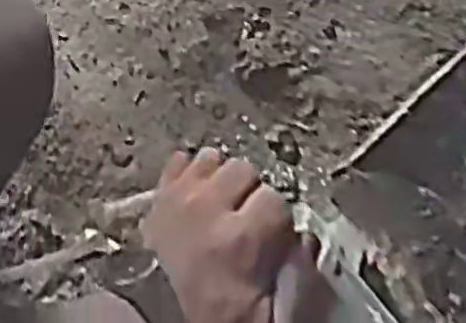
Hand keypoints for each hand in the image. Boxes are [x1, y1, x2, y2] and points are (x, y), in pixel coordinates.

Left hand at [139, 149, 296, 322]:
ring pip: (210, 158)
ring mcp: (179, 193)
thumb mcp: (274, 312)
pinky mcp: (159, 191)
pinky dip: (191, 171)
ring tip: (223, 202)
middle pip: (243, 169)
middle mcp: (209, 205)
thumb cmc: (223, 315)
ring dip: (221, 176)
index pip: (275, 199)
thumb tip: (306, 239)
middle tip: (249, 215)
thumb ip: (298, 274)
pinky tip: (197, 193)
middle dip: (252, 190)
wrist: (164, 313)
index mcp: (242, 238)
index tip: (276, 234)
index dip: (280, 217)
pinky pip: (179, 159)